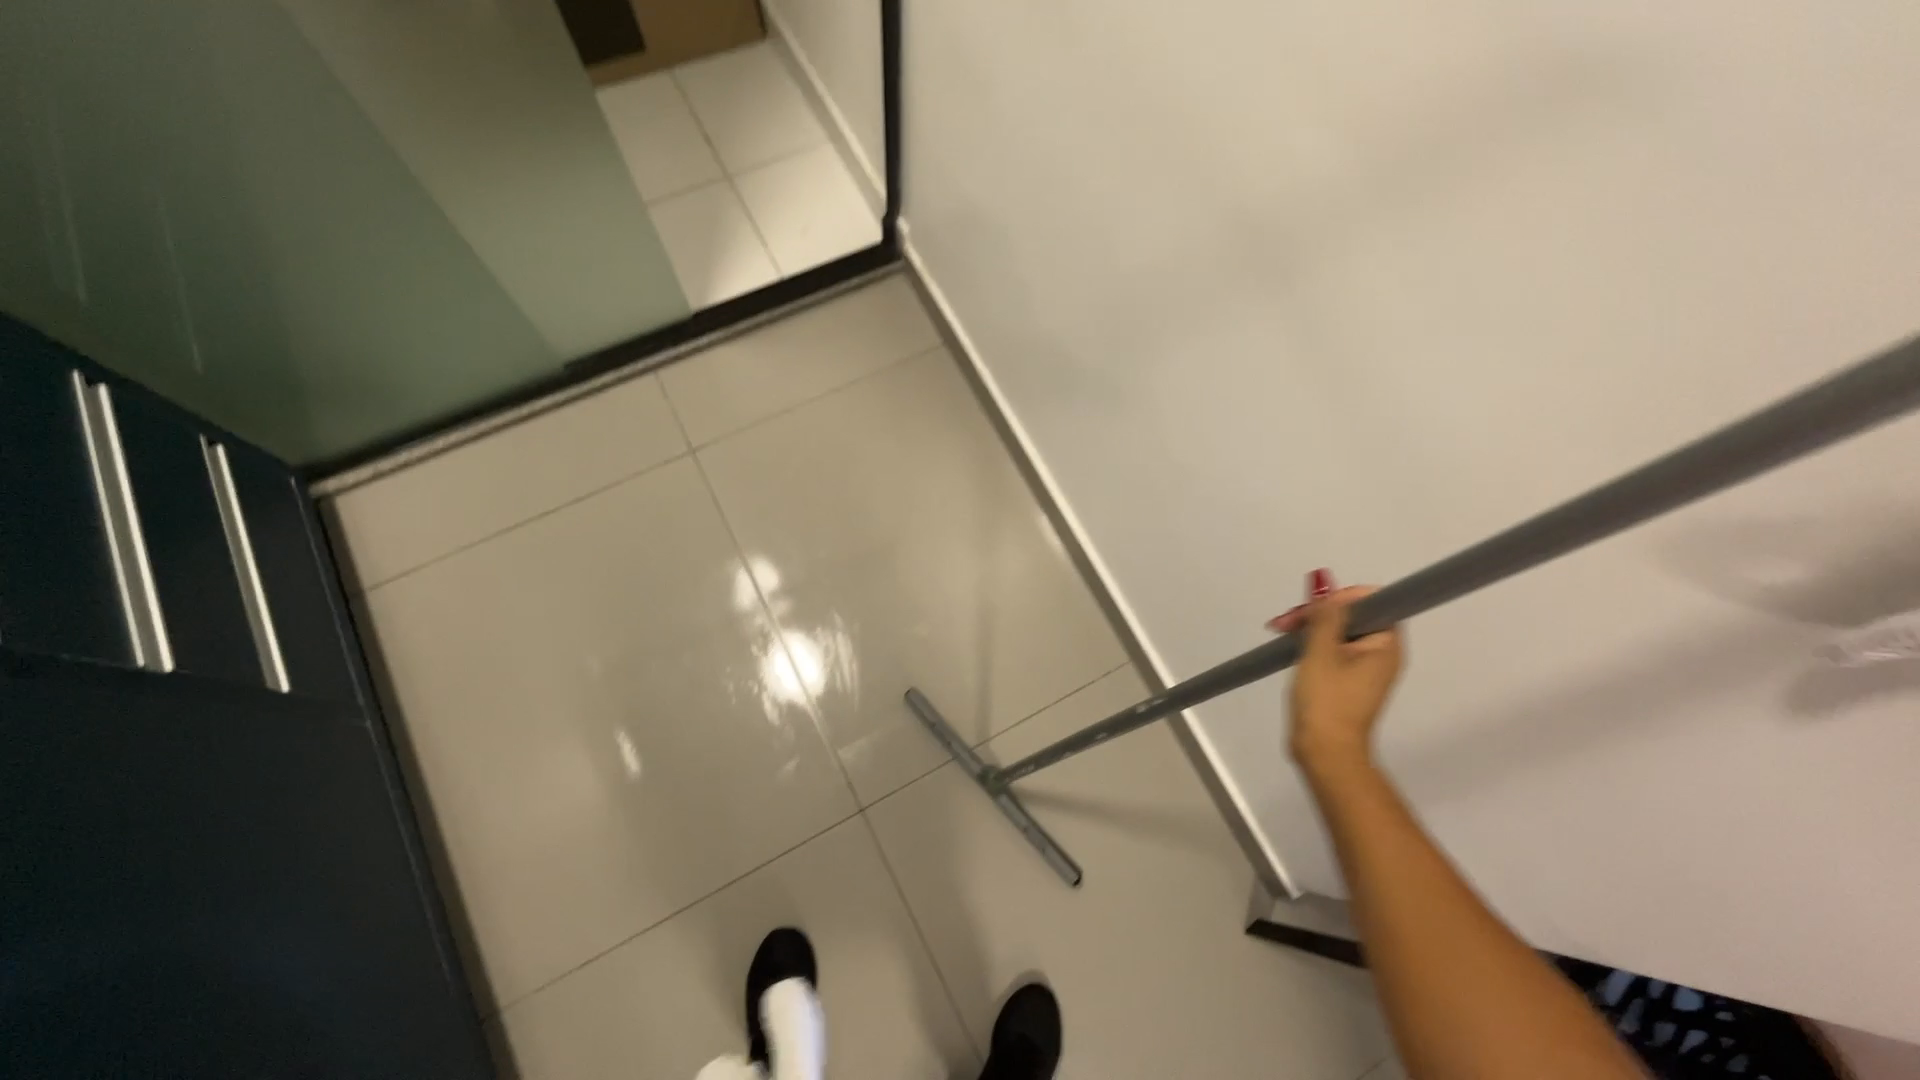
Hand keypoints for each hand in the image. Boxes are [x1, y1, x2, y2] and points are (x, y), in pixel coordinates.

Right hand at [1268, 575, 1404, 770]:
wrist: (1325, 754)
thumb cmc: (1327, 701)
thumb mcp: (1320, 652)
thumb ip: (1323, 614)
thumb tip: (1324, 580)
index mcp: (1386, 644)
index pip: (1371, 601)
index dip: (1340, 597)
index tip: (1310, 608)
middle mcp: (1382, 654)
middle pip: (1353, 615)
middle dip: (1317, 612)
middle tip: (1284, 622)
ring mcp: (1366, 669)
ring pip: (1339, 632)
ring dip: (1310, 627)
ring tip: (1279, 632)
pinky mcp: (1348, 681)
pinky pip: (1334, 650)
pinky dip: (1312, 644)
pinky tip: (1289, 645)